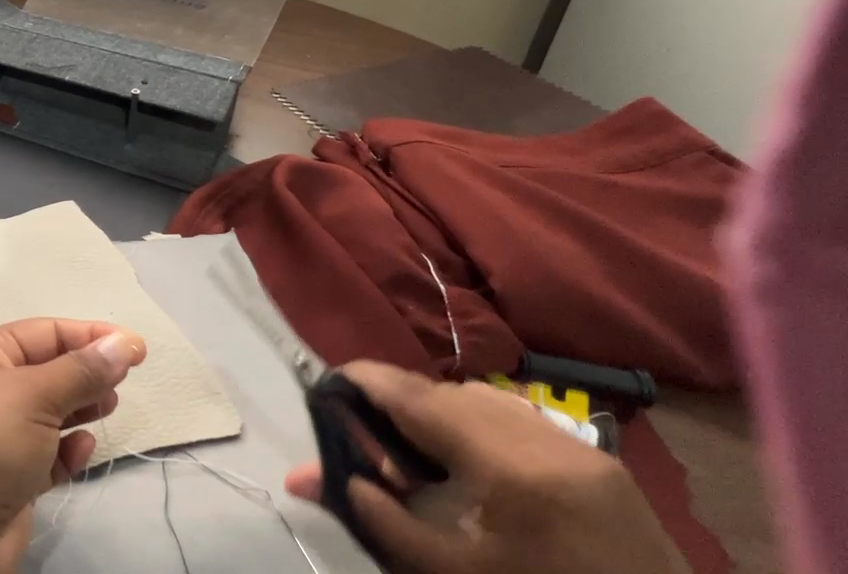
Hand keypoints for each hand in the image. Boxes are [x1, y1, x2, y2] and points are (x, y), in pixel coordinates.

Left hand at [0, 318, 145, 573]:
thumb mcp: (34, 397)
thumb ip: (82, 371)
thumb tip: (123, 341)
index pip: (48, 331)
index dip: (93, 335)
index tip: (138, 348)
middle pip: (52, 368)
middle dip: (89, 370)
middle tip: (126, 381)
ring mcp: (1, 432)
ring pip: (53, 410)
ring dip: (82, 406)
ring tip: (110, 406)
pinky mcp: (12, 474)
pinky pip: (49, 452)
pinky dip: (68, 450)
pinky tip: (82, 450)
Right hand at [285, 361, 688, 573]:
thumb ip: (376, 518)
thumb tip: (300, 477)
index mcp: (504, 462)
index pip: (412, 393)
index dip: (362, 381)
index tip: (326, 389)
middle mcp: (541, 436)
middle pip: (443, 391)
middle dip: (397, 404)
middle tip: (367, 439)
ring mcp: (576, 445)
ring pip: (480, 400)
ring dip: (439, 414)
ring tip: (419, 456)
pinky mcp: (599, 462)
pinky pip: (518, 419)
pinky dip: (480, 427)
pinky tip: (474, 468)